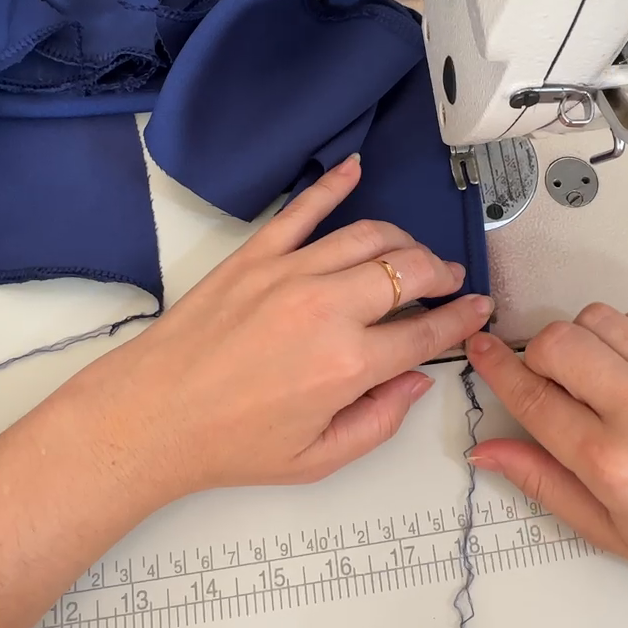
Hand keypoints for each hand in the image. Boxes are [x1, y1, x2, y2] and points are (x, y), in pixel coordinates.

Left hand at [53, 156, 492, 504]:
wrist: (150, 417)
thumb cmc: (230, 445)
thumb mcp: (318, 459)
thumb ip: (380, 421)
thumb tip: (418, 380)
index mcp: (349, 364)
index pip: (427, 331)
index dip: (461, 318)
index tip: (478, 308)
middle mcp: (328, 307)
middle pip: (409, 269)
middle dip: (441, 272)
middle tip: (449, 280)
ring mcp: (290, 273)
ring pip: (369, 235)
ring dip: (403, 239)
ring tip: (413, 252)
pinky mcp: (256, 256)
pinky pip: (303, 209)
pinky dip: (332, 185)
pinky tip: (353, 168)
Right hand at [465, 304, 627, 610]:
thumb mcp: (608, 530)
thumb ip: (542, 482)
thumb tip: (487, 451)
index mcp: (611, 463)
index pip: (531, 396)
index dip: (496, 367)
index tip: (479, 349)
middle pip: (558, 343)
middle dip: (537, 353)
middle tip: (549, 379)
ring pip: (597, 319)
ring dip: (580, 339)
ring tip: (595, 374)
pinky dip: (622, 334)